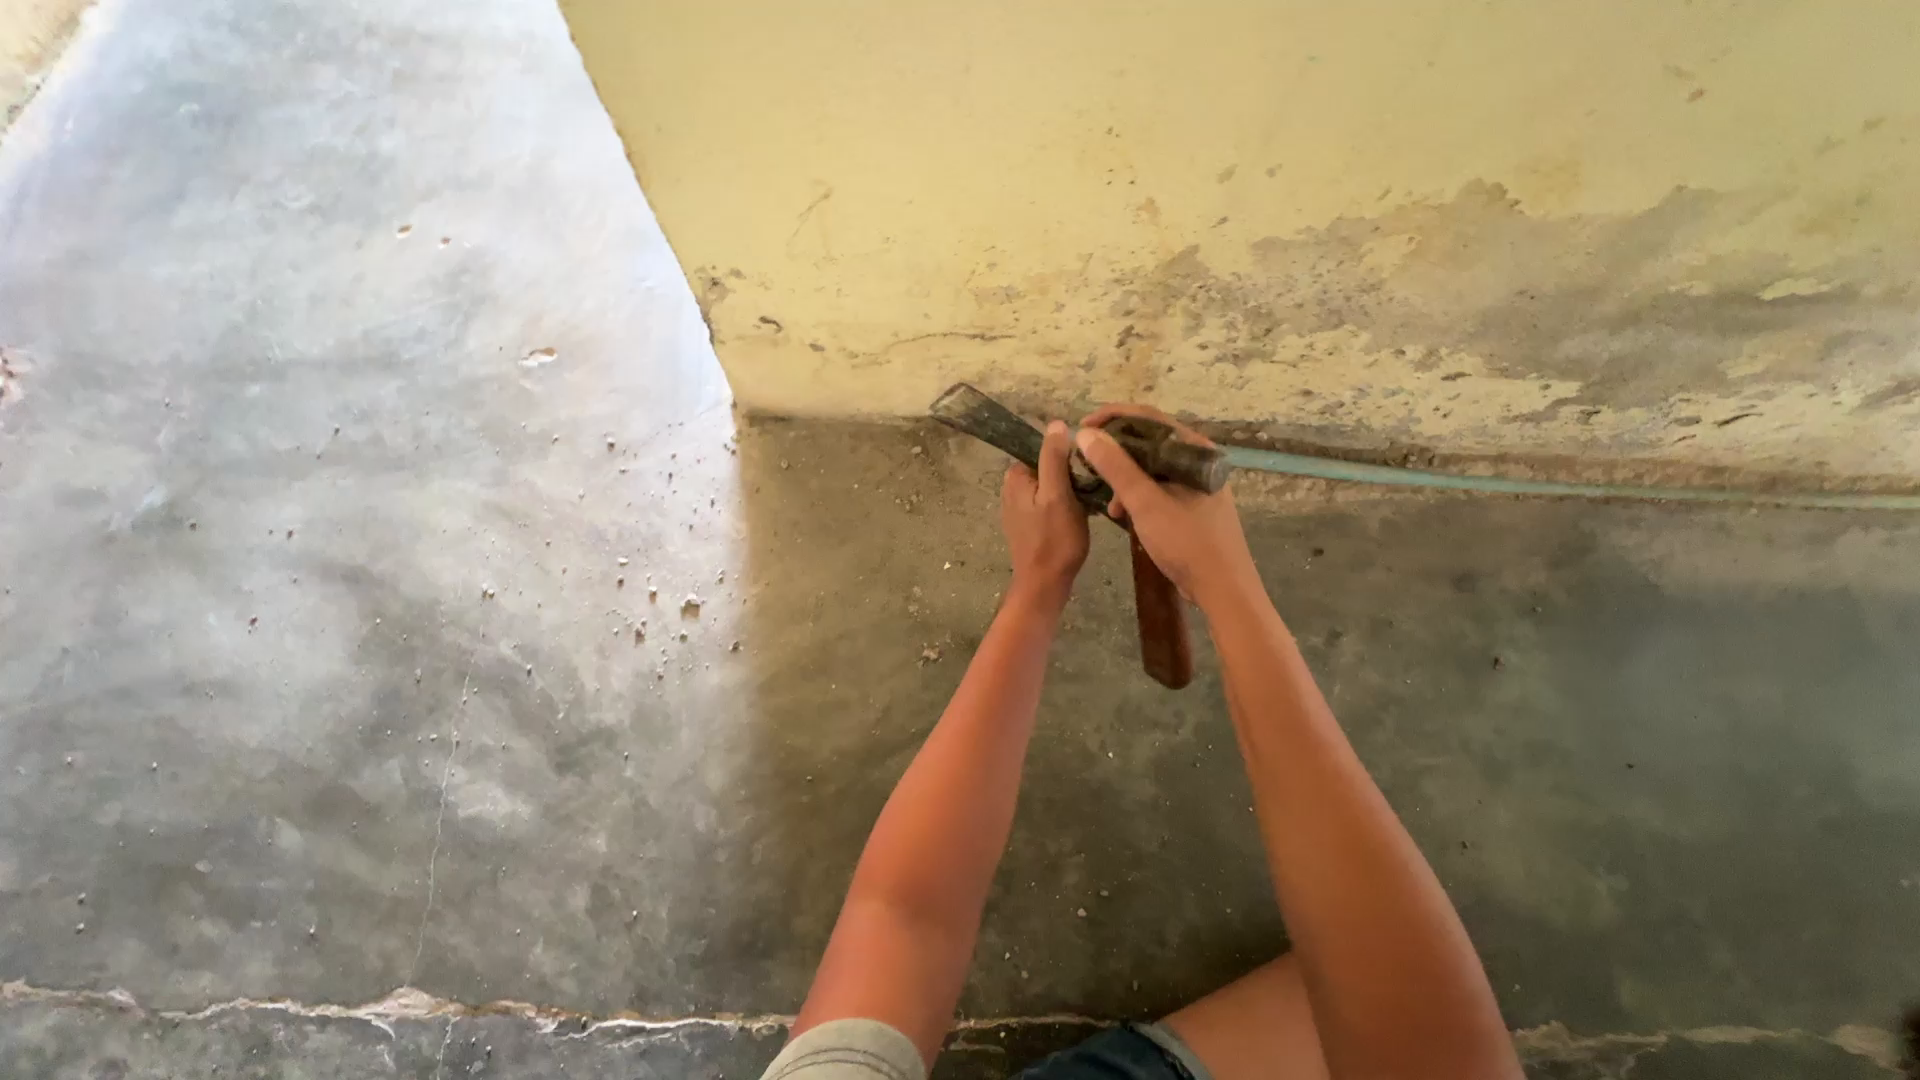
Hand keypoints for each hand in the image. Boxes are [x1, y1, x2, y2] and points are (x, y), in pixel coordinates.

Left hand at [1001, 420, 1089, 605]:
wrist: (1045, 584)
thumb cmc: (1054, 539)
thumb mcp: (1058, 494)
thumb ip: (1054, 458)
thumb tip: (1055, 424)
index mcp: (1015, 476)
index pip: (1044, 449)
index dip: (1068, 455)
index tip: (1089, 468)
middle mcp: (1012, 489)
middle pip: (1048, 467)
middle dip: (1071, 474)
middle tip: (1093, 486)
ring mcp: (1019, 508)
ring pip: (1052, 486)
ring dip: (1072, 491)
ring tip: (1091, 501)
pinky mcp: (1029, 524)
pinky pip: (1051, 503)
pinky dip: (1066, 505)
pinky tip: (1082, 515)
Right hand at [1075, 404, 1258, 608]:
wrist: (1223, 588)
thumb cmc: (1186, 541)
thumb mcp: (1145, 502)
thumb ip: (1115, 466)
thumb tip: (1085, 433)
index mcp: (1194, 450)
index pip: (1148, 417)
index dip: (1111, 417)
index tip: (1081, 427)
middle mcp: (1198, 459)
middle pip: (1148, 440)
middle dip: (1114, 451)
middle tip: (1086, 462)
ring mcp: (1197, 483)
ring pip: (1151, 466)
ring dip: (1123, 478)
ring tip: (1107, 502)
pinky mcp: (1192, 503)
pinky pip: (1157, 486)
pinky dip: (1137, 494)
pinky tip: (1122, 514)